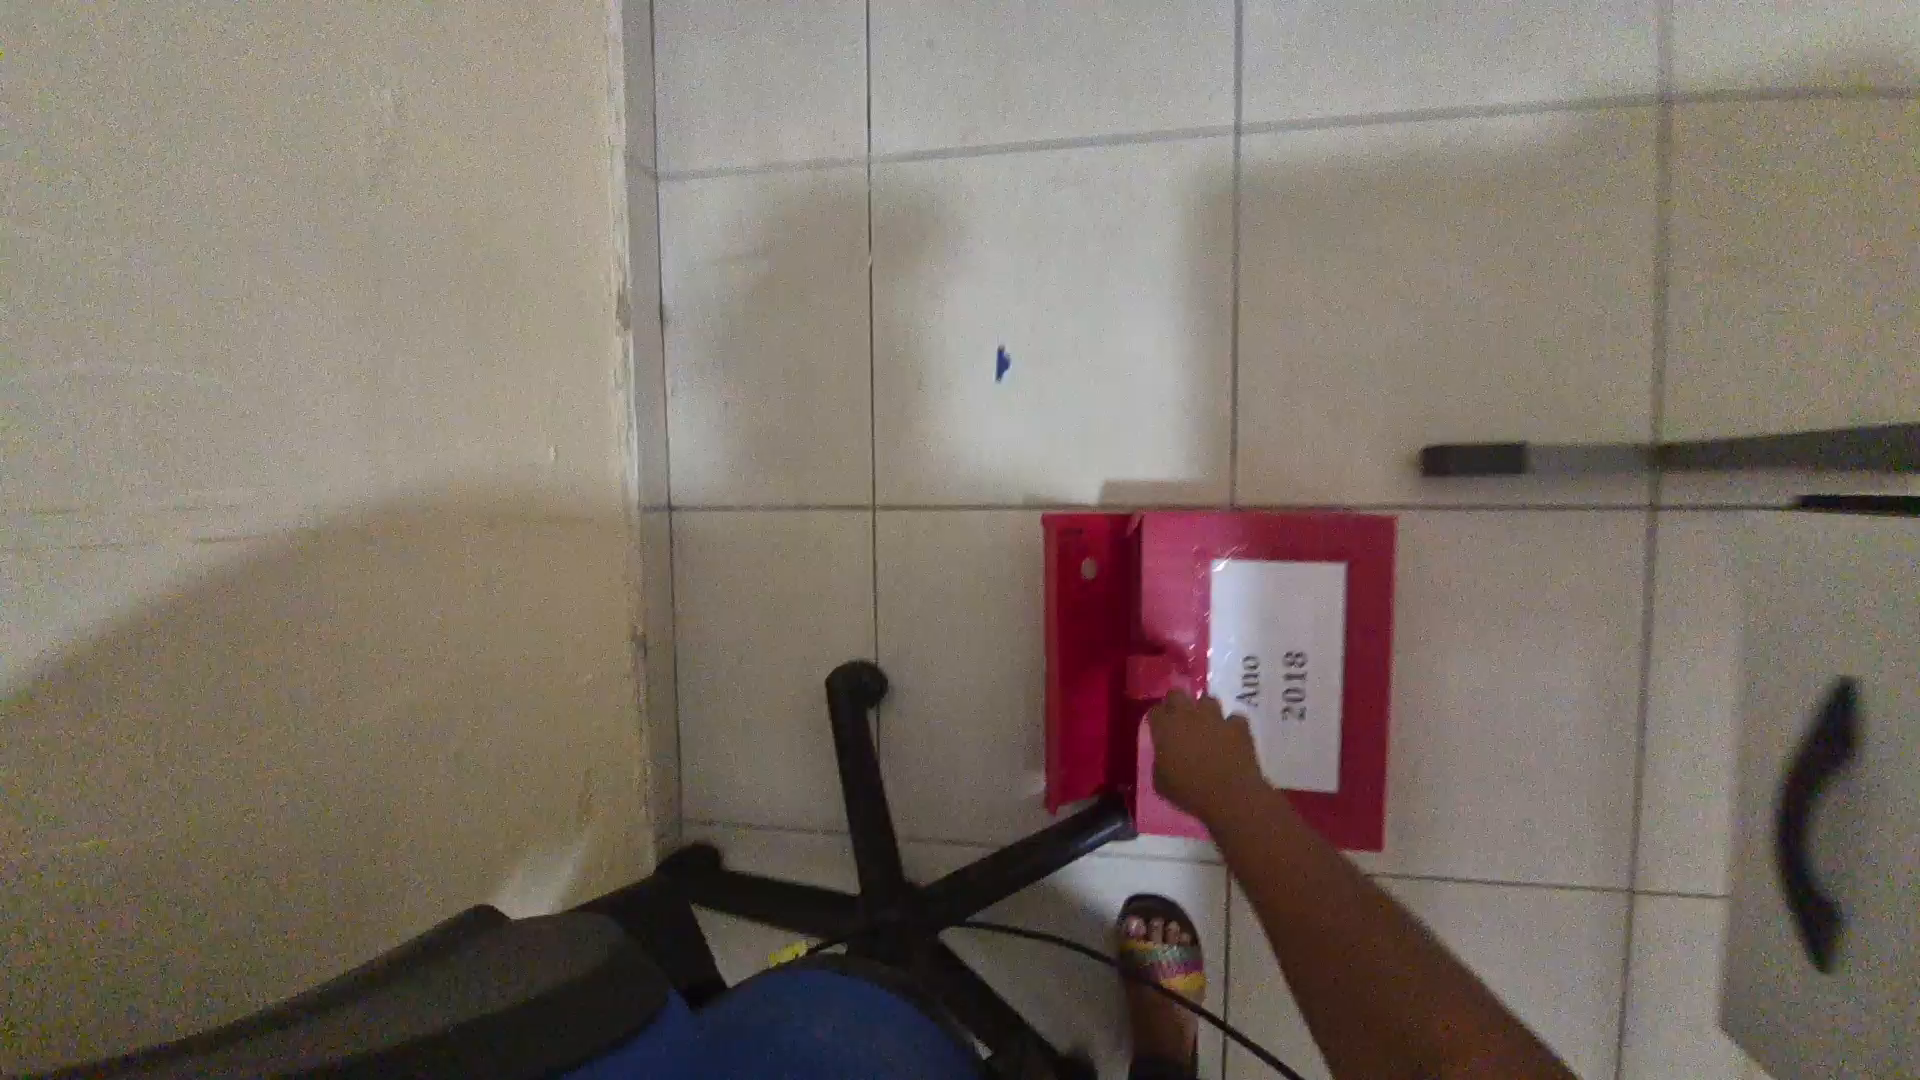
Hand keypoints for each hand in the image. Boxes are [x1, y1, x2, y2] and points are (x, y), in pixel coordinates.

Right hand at [1146, 691, 1270, 823]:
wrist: (1230, 796)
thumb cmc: (1189, 792)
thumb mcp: (1161, 782)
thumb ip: (1160, 762)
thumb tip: (1164, 758)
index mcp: (1165, 728)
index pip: (1155, 711)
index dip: (1157, 719)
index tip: (1159, 729)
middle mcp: (1188, 715)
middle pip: (1177, 694)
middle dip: (1177, 703)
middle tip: (1179, 720)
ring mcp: (1215, 717)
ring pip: (1208, 700)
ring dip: (1206, 711)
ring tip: (1207, 726)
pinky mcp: (1239, 726)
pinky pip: (1234, 719)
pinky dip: (1232, 726)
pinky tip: (1231, 737)